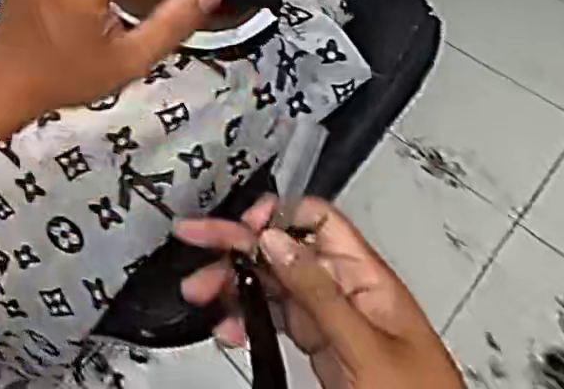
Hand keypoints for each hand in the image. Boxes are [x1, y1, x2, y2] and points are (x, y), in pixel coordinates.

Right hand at [174, 197, 463, 388]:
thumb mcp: (368, 349)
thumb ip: (319, 293)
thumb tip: (275, 239)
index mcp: (366, 279)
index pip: (318, 222)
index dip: (279, 215)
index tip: (248, 227)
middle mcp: (345, 290)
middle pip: (283, 249)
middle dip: (236, 243)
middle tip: (195, 236)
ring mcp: (330, 319)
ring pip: (270, 284)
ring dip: (232, 284)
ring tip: (198, 292)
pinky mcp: (318, 347)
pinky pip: (273, 318)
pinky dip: (246, 319)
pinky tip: (227, 326)